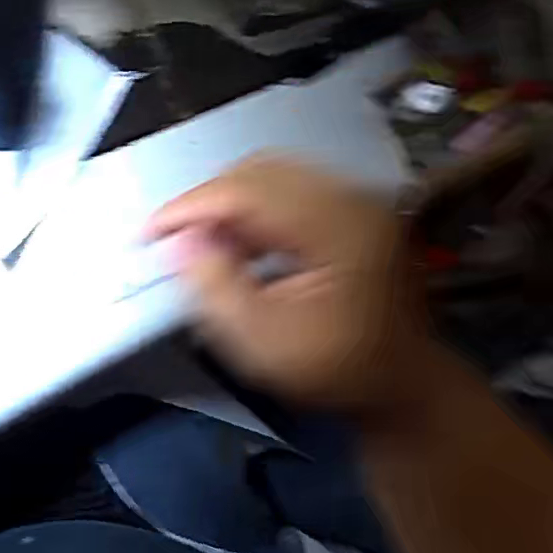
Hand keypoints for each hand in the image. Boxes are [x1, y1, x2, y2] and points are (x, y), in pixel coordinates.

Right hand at [145, 156, 434, 415]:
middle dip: (206, 201)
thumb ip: (215, 287)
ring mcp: (355, 200)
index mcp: (337, 229)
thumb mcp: (263, 343)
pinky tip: (239, 245)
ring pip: (271, 175)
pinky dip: (252, 210)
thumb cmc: (335, 371)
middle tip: (174, 241)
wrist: (403, 382)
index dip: (190, 206)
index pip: (248, 191)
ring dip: (227, 204)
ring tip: (204, 246)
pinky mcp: (351, 209)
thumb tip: (178, 240)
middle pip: (259, 170)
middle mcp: (352, 199)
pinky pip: (288, 190)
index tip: (149, 233)